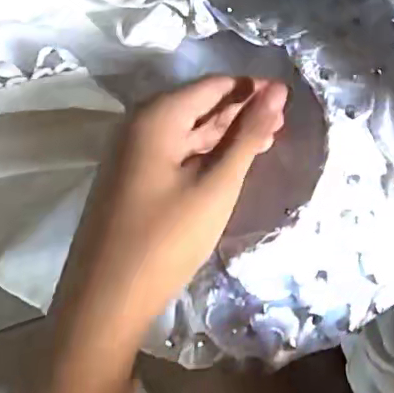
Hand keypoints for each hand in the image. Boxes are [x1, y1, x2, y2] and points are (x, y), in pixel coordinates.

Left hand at [68, 75, 288, 341]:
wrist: (103, 308)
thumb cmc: (166, 240)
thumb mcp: (218, 185)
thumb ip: (249, 134)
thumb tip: (278, 91)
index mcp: (156, 117)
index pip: (215, 84)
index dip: (254, 88)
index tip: (289, 98)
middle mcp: (139, 125)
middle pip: (202, 103)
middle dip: (244, 110)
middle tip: (284, 120)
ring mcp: (133, 153)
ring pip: (192, 128)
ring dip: (230, 132)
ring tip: (271, 137)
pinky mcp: (134, 177)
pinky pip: (179, 149)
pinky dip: (210, 151)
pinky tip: (236, 160)